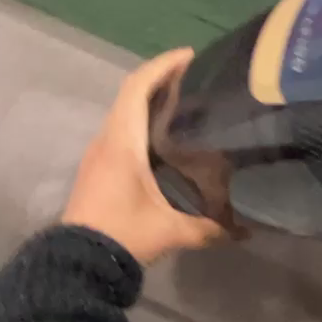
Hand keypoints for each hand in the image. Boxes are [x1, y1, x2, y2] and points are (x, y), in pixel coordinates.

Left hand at [62, 49, 226, 264]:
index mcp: (122, 143)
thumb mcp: (171, 232)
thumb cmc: (123, 236)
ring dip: (150, 105)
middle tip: (195, 81)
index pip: (138, 87)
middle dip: (161, 82)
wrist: (78, 264)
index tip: (190, 56)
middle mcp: (107, 140)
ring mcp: (97, 155)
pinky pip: (120, 134)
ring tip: (184, 107)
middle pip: (131, 96)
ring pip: (124, 115)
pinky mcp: (96, 170)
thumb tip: (244, 230)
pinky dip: (141, 125)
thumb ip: (209, 228)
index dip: (162, 66)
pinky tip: (163, 141)